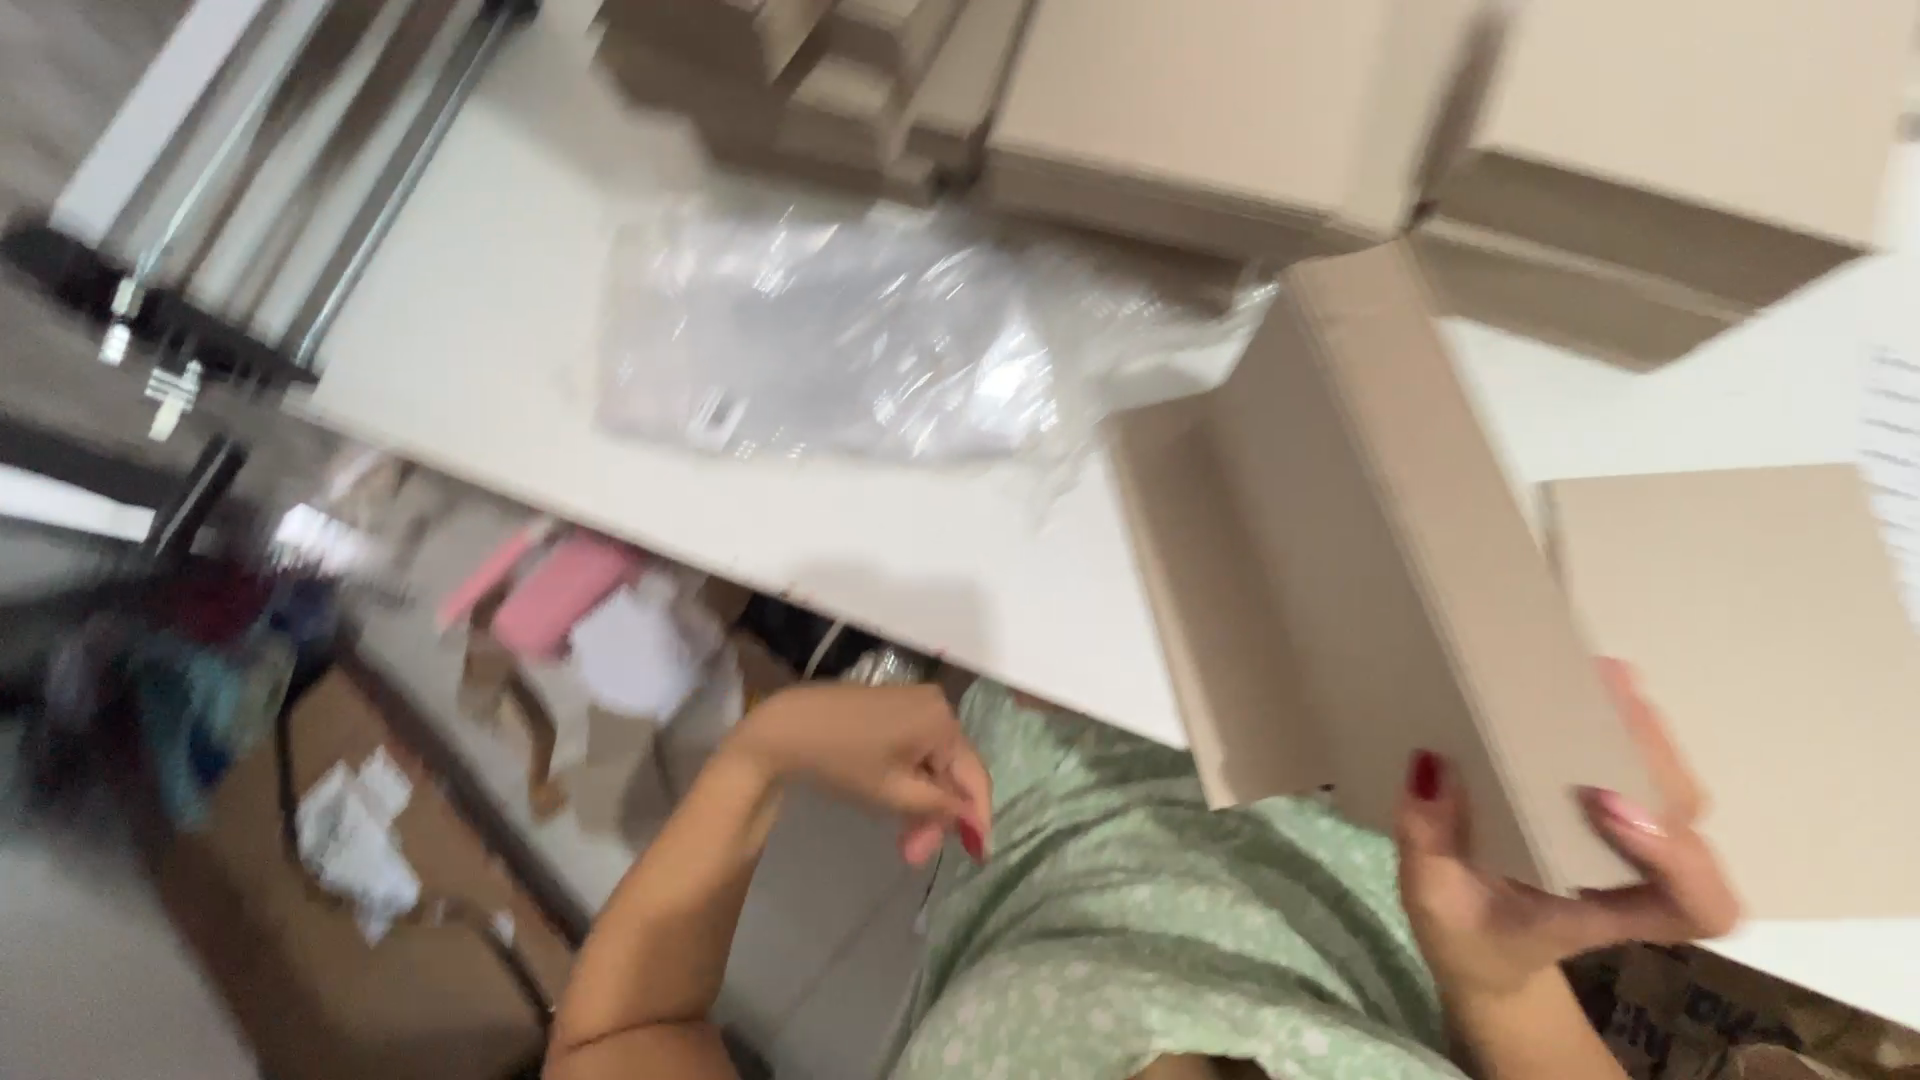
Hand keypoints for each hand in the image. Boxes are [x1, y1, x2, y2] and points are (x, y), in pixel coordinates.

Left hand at [724, 683, 991, 864]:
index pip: (974, 776)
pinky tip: (894, 805)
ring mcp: (914, 702)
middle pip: (952, 769)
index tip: (979, 857)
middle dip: (937, 815)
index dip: (977, 819)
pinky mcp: (893, 706)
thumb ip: (940, 808)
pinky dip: (910, 778)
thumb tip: (975, 824)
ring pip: (933, 762)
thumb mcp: (894, 793)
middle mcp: (937, 704)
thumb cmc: (842, 760)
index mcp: (943, 721)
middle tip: (913, 855)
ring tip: (901, 841)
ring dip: (922, 801)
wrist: (785, 728)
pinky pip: (917, 747)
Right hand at [1395, 659, 1740, 1003]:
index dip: (1670, 854)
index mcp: (1608, 914)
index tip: (1599, 804)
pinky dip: (1621, 731)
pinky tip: (1586, 690)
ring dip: (1644, 734)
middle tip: (1608, 695)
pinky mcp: (1601, 817)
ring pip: (1670, 791)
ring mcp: (1625, 845)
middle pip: (1686, 821)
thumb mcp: (1431, 899)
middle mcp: (1635, 876)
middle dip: (1655, 759)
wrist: (1487, 956)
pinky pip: (1635, 775)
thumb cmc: (1466, 937)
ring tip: (1602, 677)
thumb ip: (1428, 841)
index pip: (1690, 903)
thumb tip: (1431, 765)